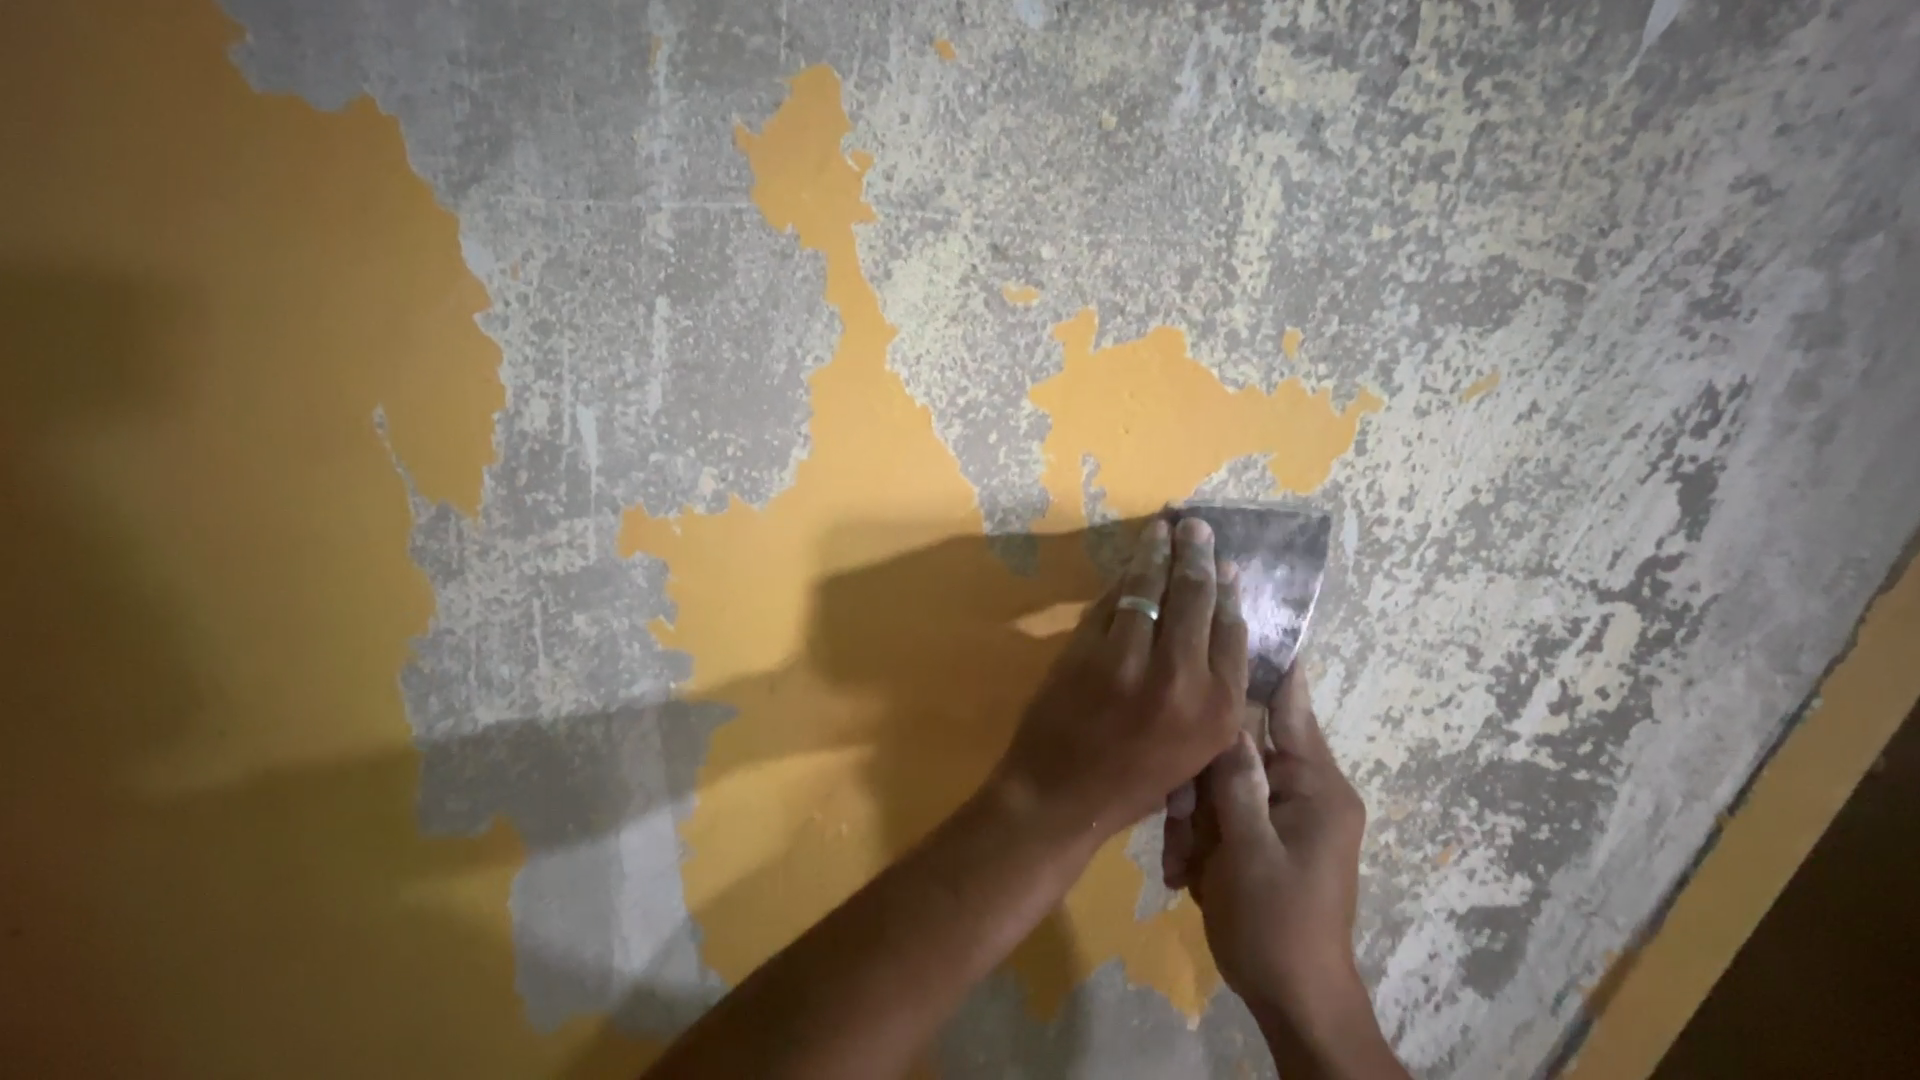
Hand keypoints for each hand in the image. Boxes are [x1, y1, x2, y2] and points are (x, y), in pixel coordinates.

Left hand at [993, 517, 1249, 840]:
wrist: (1062, 795)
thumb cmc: (1135, 781)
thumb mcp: (1196, 747)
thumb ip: (1213, 689)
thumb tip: (1218, 625)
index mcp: (1218, 710)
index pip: (1233, 631)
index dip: (1230, 591)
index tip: (1228, 564)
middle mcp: (1182, 679)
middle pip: (1196, 598)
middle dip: (1198, 555)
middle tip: (1199, 526)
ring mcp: (1129, 660)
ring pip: (1151, 588)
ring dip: (1159, 551)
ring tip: (1167, 526)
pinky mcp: (1087, 649)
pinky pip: (1112, 600)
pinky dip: (1124, 577)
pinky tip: (1133, 561)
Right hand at [1166, 664, 1391, 1072]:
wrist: (1295, 1003)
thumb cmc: (1277, 924)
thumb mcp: (1247, 849)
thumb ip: (1236, 779)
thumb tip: (1228, 713)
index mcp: (1317, 786)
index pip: (1291, 706)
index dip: (1266, 665)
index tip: (1235, 621)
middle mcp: (1305, 792)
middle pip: (1240, 751)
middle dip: (1200, 784)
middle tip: (1177, 822)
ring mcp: (1282, 818)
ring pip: (1221, 786)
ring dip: (1193, 820)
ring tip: (1181, 863)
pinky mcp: (1263, 840)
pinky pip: (1222, 818)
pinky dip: (1199, 842)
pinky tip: (1185, 875)